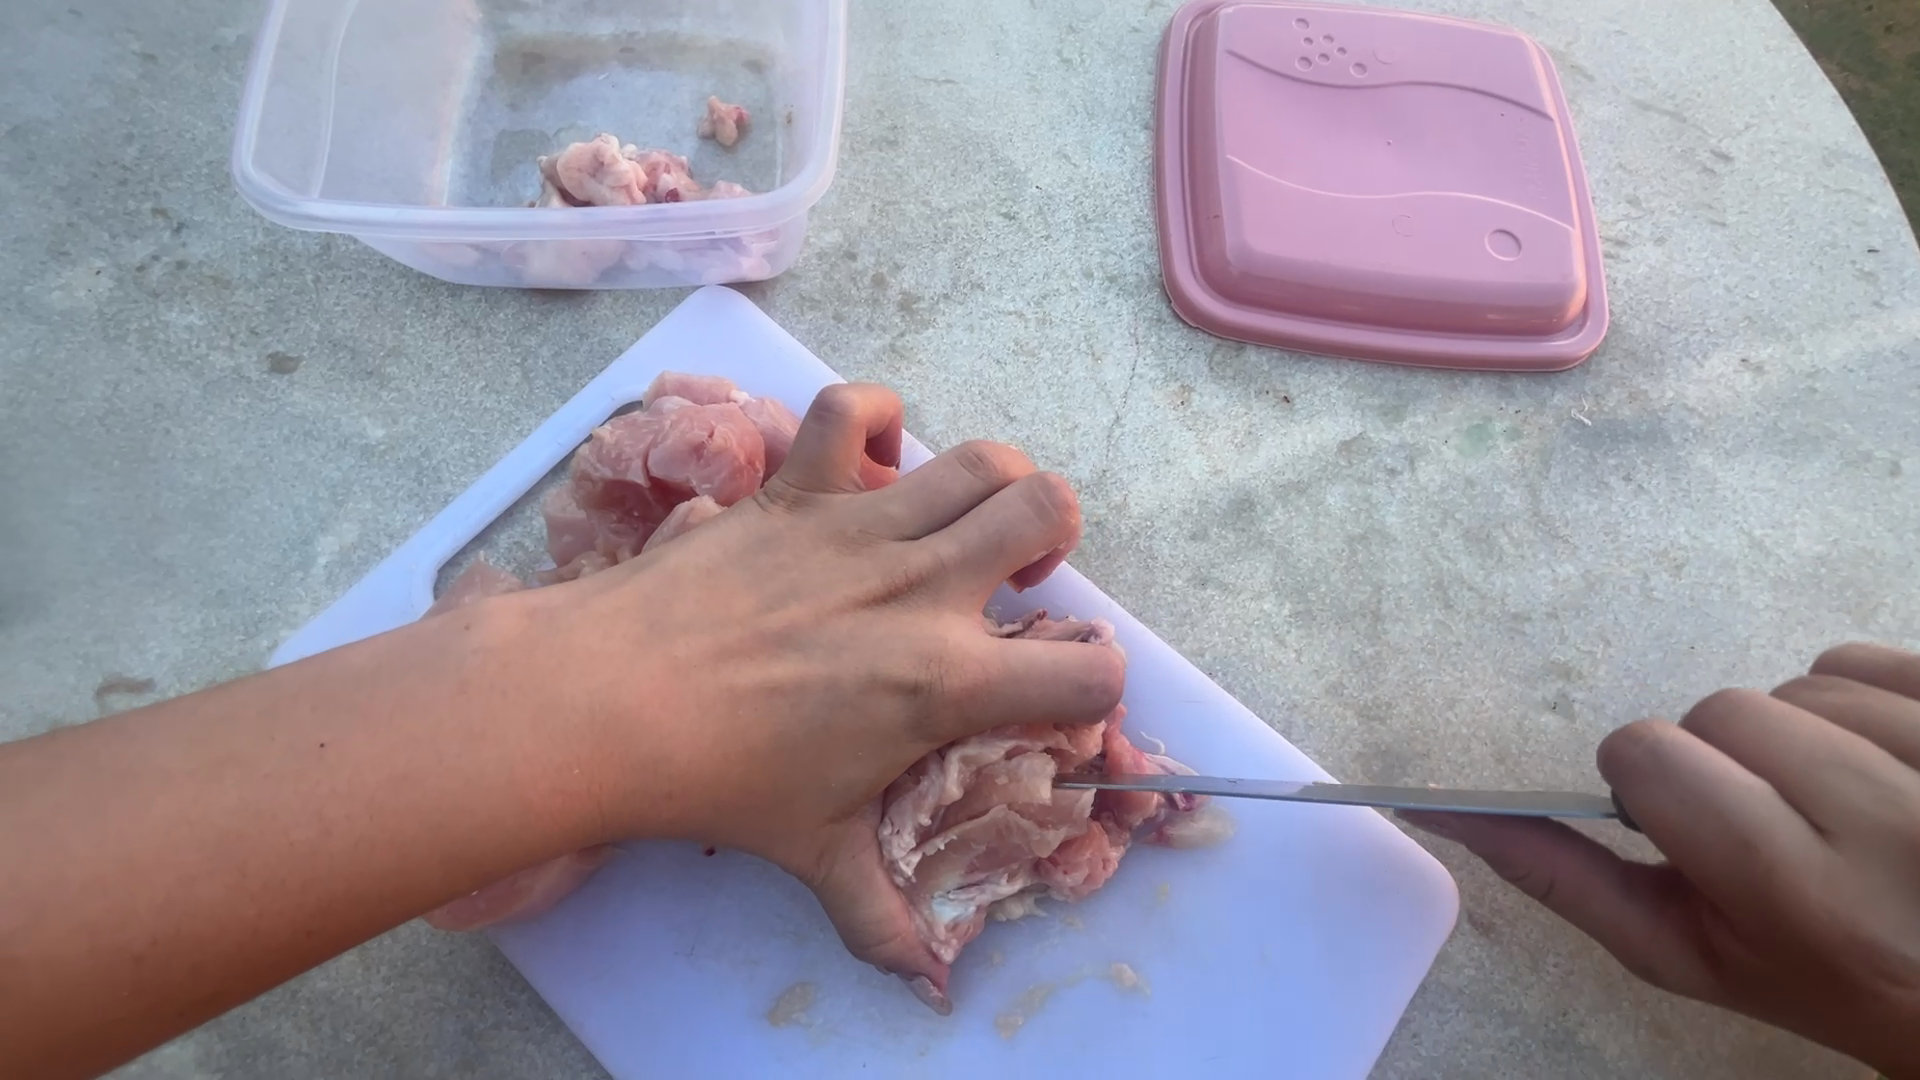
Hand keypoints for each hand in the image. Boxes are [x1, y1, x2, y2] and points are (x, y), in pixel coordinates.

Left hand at [515, 384, 1122, 1009]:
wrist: (608, 702)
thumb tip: (919, 975)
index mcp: (943, 680)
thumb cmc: (722, 780)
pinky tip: (878, 456)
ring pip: (980, 459)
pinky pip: (851, 409)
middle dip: (1054, 536)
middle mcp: (923, 586)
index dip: (1095, 679)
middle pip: (1049, 510)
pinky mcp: (799, 488)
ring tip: (967, 516)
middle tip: (1016, 575)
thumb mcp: (815, 852)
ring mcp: (862, 525)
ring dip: (997, 482)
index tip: (1058, 686)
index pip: (1090, 671)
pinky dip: (877, 417)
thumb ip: (879, 913)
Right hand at [1403, 645, 1919, 1076]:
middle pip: (1727, 711)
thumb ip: (1554, 873)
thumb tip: (1430, 807)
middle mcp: (1904, 835)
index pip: (1650, 754)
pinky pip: (1868, 660)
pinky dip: (1863, 698)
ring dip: (1803, 731)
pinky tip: (1892, 759)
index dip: (1654, 780)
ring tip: (1847, 794)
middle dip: (1731, 756)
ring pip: (1802, 684)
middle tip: (1781, 817)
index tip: (1695, 824)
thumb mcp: (1681, 949)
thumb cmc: (1826, 978)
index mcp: (1800, 896)